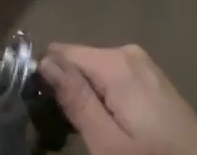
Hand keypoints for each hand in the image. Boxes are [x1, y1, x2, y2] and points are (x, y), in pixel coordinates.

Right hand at [39, 45, 196, 154]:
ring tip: (92, 133)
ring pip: (97, 73)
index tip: (43, 109)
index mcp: (115, 62)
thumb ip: (76, 99)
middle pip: (80, 63)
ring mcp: (145, 66)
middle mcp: (129, 53)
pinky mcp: (154, 81)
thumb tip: (45, 61)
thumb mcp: (107, 143)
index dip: (47, 79)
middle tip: (71, 130)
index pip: (62, 53)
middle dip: (70, 90)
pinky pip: (116, 80)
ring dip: (88, 98)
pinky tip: (114, 128)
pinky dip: (107, 100)